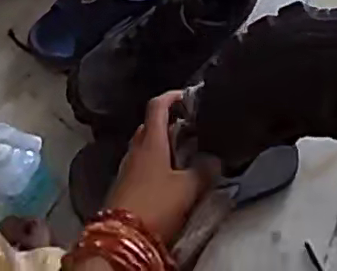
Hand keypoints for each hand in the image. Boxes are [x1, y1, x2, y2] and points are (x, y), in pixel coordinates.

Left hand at [103, 91, 215, 242]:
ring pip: (144, 147)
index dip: (171, 96)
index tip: (186, 95)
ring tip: (181, 156)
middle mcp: (135, 148)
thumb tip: (216, 159)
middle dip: (168, 124)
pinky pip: (140, 166)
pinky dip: (154, 165)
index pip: (157, 105)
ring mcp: (126, 168)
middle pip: (150, 125)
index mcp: (150, 140)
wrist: (120, 240)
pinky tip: (167, 179)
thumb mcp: (186, 189)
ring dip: (161, 146)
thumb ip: (203, 171)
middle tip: (188, 130)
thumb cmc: (155, 204)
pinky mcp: (122, 188)